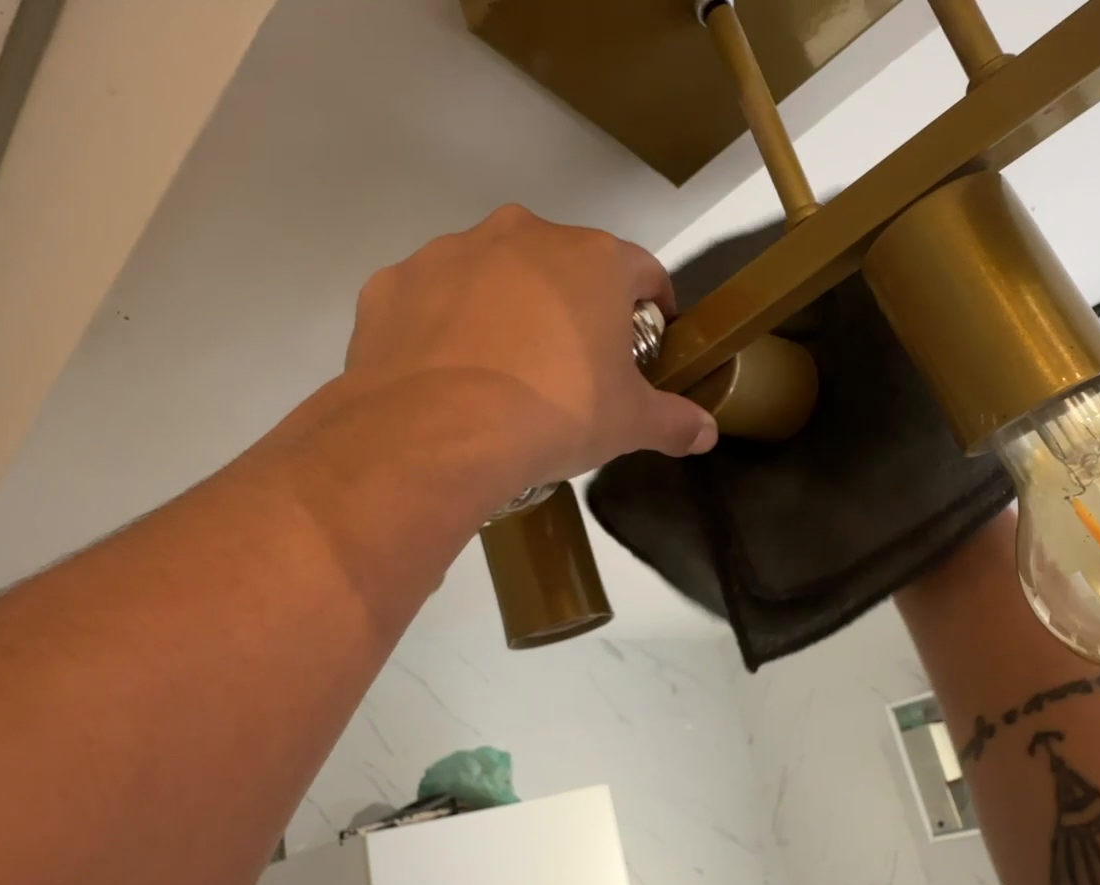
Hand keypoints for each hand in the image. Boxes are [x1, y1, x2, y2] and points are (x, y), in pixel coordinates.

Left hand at [336, 205, 716, 490]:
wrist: (436, 433)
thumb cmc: (554, 415)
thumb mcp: (628, 425)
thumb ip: (674, 422)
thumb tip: (706, 433)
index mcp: (592, 259)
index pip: (643, 271)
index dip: (654, 307)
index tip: (650, 339)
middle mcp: (522, 236)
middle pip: (564, 267)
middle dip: (574, 307)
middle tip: (573, 365)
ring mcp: (450, 253)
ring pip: (493, 275)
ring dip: (506, 309)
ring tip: (503, 372)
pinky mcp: (394, 283)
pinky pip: (432, 300)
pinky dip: (444, 327)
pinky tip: (446, 374)